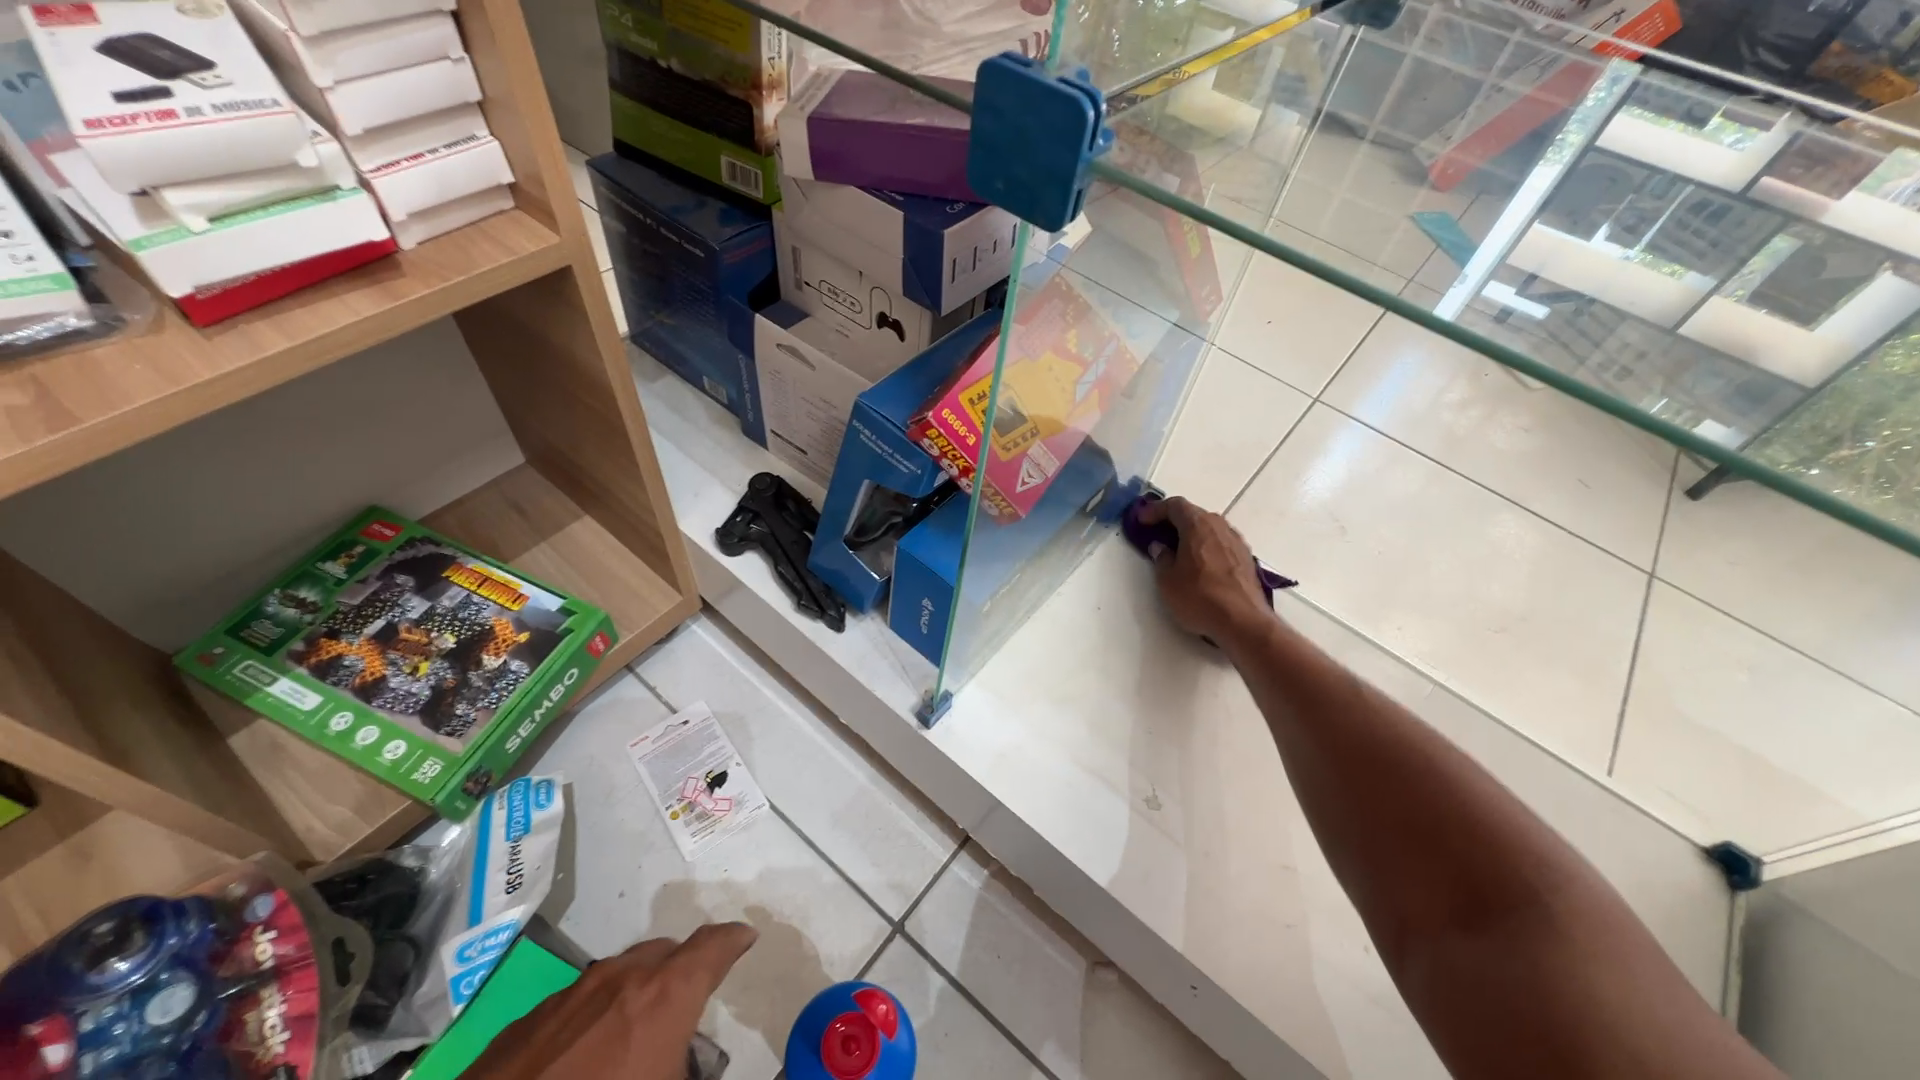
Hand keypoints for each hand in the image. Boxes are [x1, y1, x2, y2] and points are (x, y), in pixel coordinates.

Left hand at [461, 923, 756, 1079]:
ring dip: (636, 990)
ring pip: (617, 973)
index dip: (733, 940)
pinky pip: (576, 1003)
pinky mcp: (527, 1021)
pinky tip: (584, 1054)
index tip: (745, 939)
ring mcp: (569, 996)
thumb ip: (697, 1065)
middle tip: (690, 1000)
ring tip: (637, 1030)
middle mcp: (620, 979)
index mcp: (665, 994)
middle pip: (664, 953)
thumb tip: (699, 1058)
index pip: (713, 945)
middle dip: (682, 968)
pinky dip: (593, 1015)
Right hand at [1138, 496, 1273, 644]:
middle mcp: (1219, 527)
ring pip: (1210, 529)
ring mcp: (1236, 542)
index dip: (1156, 510)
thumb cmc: (1199, 597)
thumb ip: (1161, 559)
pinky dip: (1208, 547)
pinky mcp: (1247, 559)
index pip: (1175, 505)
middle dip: (1175, 521)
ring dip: (1193, 535)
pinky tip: (1202, 566)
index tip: (1142, 520)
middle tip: (1159, 534)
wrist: (1243, 621)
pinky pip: (1221, 544)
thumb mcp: (1167, 581)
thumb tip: (1161, 547)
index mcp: (1197, 525)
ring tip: (1180, 551)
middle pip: (1195, 514)